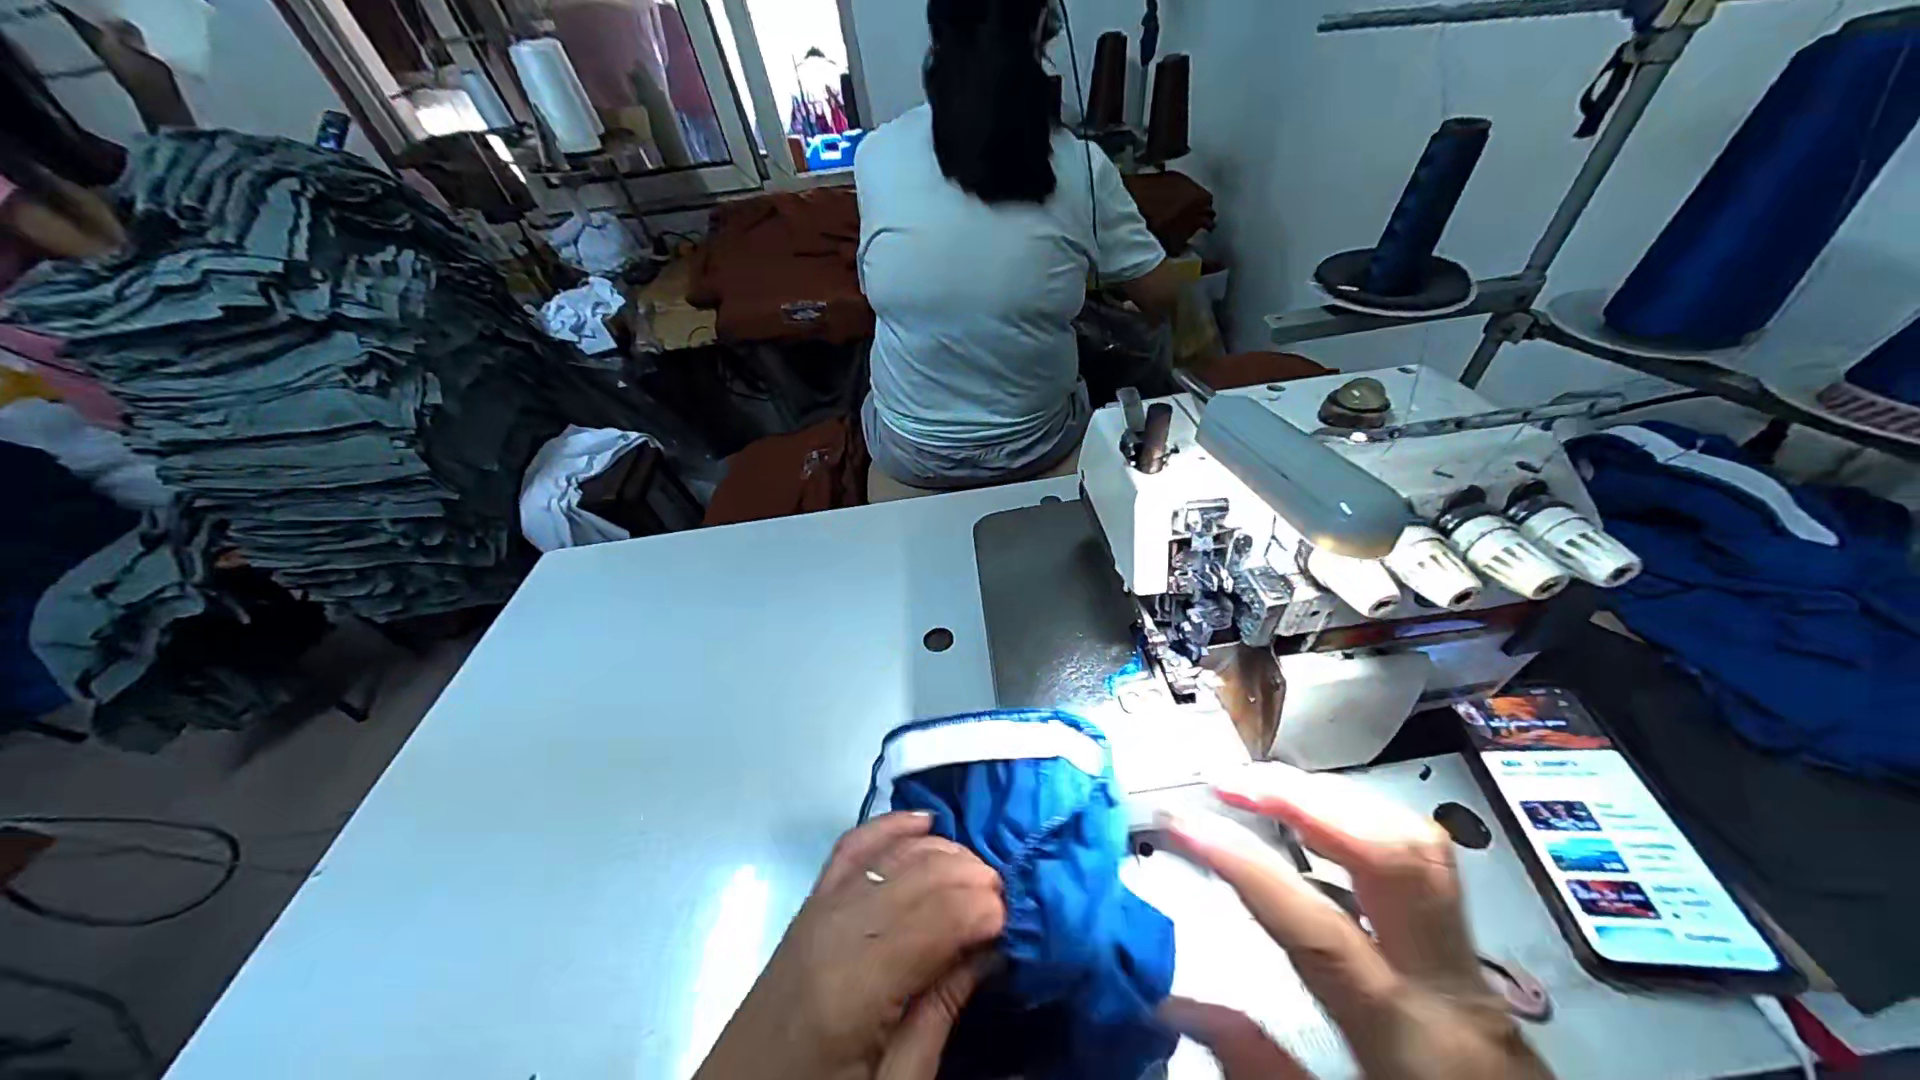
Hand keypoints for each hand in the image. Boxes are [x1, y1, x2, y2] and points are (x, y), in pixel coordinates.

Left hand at [694, 812, 1006, 1079]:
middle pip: (920, 873)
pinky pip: (853, 847)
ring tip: (980, 876)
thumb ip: (941, 1008)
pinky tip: (924, 821)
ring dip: (944, 853)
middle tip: (1005, 904)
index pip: (937, 915)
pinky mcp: (810, 903)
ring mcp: (818, 907)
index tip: (1013, 925)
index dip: (984, 909)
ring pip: (894, 853)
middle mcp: (835, 926)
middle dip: (972, 876)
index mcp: (855, 982)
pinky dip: (891, 828)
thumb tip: (989, 946)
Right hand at [1158, 764, 1553, 1079]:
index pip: (1319, 927)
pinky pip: (1418, 858)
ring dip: (1329, 798)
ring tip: (1262, 787)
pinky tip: (1313, 821)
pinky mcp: (1471, 961)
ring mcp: (1470, 966)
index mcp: (1414, 1040)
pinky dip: (1356, 819)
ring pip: (1413, 839)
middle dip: (1304, 799)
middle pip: (1392, 853)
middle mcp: (1451, 987)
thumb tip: (1176, 1007)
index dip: (1244, 864)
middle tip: (1231, 783)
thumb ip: (1261, 1068)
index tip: (1182, 824)